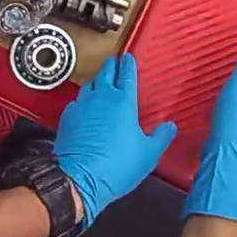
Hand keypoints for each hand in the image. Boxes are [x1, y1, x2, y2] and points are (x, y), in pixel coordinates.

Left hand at [54, 55, 177, 225]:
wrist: (80, 178)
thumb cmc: (118, 165)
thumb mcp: (148, 154)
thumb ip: (161, 137)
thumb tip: (170, 126)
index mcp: (123, 101)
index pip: (126, 74)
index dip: (128, 64)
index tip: (128, 57)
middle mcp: (101, 97)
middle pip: (105, 73)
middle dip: (111, 66)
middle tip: (115, 63)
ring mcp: (81, 106)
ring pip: (89, 85)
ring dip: (97, 82)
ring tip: (101, 84)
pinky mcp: (66, 118)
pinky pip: (76, 102)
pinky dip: (83, 101)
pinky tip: (85, 108)